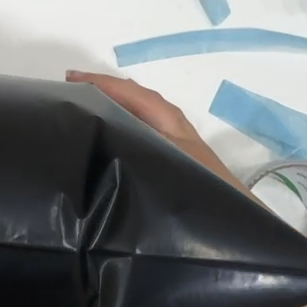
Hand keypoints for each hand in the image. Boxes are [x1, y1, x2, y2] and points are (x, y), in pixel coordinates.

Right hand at [66, 70, 243, 189]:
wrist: (237, 227)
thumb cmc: (200, 191)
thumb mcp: (162, 164)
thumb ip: (135, 144)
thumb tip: (100, 129)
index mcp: (168, 122)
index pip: (131, 92)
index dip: (101, 83)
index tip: (69, 79)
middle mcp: (172, 127)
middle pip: (136, 98)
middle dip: (105, 89)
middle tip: (69, 90)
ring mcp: (175, 144)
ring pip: (140, 114)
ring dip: (114, 105)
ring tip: (84, 106)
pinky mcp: (176, 160)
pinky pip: (143, 130)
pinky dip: (124, 124)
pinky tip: (111, 138)